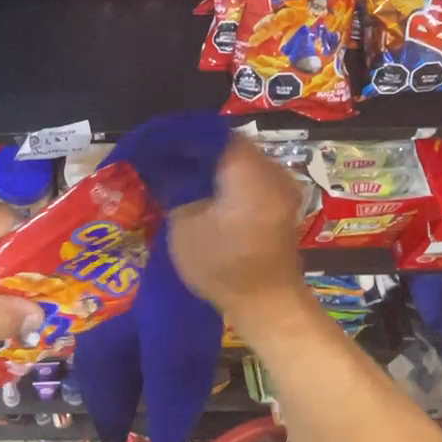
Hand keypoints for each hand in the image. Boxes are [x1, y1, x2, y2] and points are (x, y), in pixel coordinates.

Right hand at [168, 137, 310, 321]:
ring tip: (182, 174)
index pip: (216, 135)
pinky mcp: (282, 203)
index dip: (185, 136)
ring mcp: (282, 187)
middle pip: (232, 145)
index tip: (159, 144)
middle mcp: (273, 173)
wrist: (267, 305)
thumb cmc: (223, 267)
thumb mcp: (184, 226)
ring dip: (214, 163)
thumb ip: (174, 188)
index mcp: (250, 174)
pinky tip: (205, 191)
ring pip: (242, 159)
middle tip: (167, 158)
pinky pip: (252, 176)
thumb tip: (162, 166)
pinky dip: (228, 177)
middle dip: (199, 149)